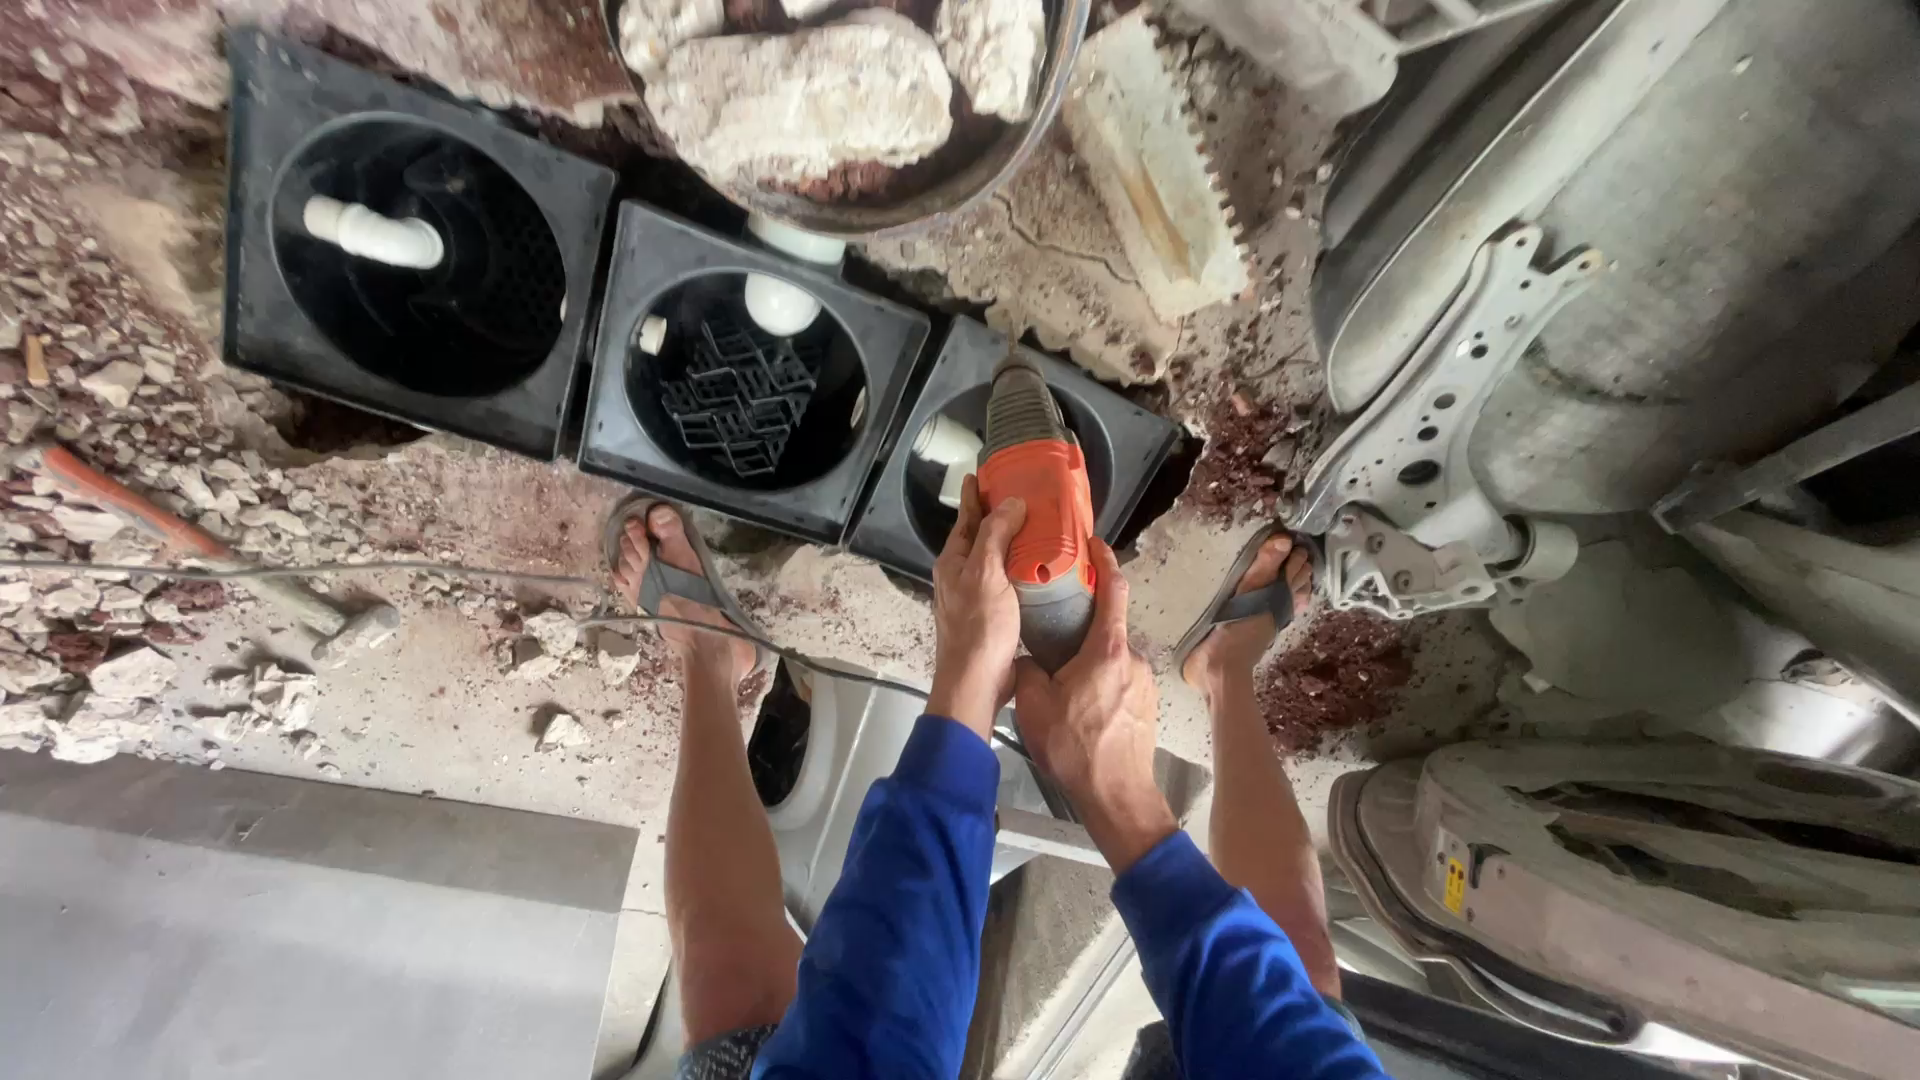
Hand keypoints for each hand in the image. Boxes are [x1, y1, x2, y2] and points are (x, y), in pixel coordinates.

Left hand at [927, 474, 1026, 739]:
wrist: (977, 681)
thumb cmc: (979, 626)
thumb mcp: (986, 573)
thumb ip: (995, 535)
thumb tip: (1011, 502)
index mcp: (953, 562)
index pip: (965, 520)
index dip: (973, 497)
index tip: (980, 475)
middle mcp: (960, 576)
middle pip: (978, 538)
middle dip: (995, 518)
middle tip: (1020, 497)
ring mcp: (975, 597)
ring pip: (993, 561)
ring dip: (1011, 544)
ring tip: (1035, 527)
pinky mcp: (992, 616)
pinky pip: (1006, 582)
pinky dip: (1020, 570)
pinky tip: (1039, 569)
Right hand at [1012, 541, 1174, 872]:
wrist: (1118, 796)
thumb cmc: (1076, 747)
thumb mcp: (1034, 704)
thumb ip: (1028, 670)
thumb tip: (1027, 658)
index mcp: (1107, 650)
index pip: (1114, 591)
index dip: (1106, 561)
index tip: (1095, 543)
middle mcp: (1132, 659)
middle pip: (1107, 628)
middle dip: (1082, 626)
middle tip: (1054, 634)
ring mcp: (1145, 682)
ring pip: (1112, 658)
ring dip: (1090, 662)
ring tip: (1063, 683)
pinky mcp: (1148, 704)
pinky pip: (1121, 681)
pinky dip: (1101, 683)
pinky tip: (1082, 707)